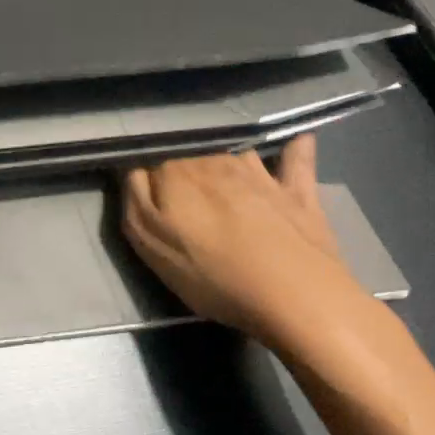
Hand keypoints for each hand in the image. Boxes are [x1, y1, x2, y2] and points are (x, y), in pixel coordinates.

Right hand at [122, 134, 369, 346]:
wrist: (297, 298)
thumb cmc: (212, 273)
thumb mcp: (148, 240)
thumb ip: (134, 194)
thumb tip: (133, 164)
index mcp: (174, 170)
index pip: (150, 157)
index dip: (145, 170)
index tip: (143, 184)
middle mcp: (214, 160)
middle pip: (191, 152)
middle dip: (182, 159)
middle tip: (178, 181)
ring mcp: (260, 174)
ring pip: (235, 149)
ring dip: (227, 149)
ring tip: (221, 152)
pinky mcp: (299, 194)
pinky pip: (298, 161)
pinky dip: (298, 147)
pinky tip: (301, 136)